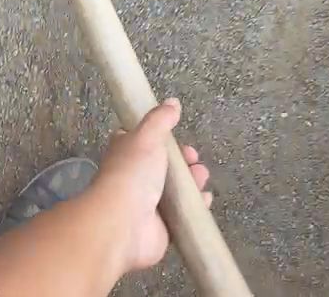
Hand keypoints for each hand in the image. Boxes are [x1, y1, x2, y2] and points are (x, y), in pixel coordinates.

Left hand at [90, 98, 212, 272]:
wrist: (123, 224)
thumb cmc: (132, 173)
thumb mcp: (147, 136)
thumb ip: (160, 120)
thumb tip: (173, 102)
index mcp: (126, 151)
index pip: (144, 139)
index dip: (163, 137)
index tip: (179, 135)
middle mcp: (135, 175)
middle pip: (164, 163)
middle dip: (183, 160)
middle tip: (194, 159)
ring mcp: (147, 202)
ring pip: (175, 188)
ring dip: (192, 181)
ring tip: (202, 177)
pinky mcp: (161, 226)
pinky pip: (182, 213)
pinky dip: (195, 205)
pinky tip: (204, 200)